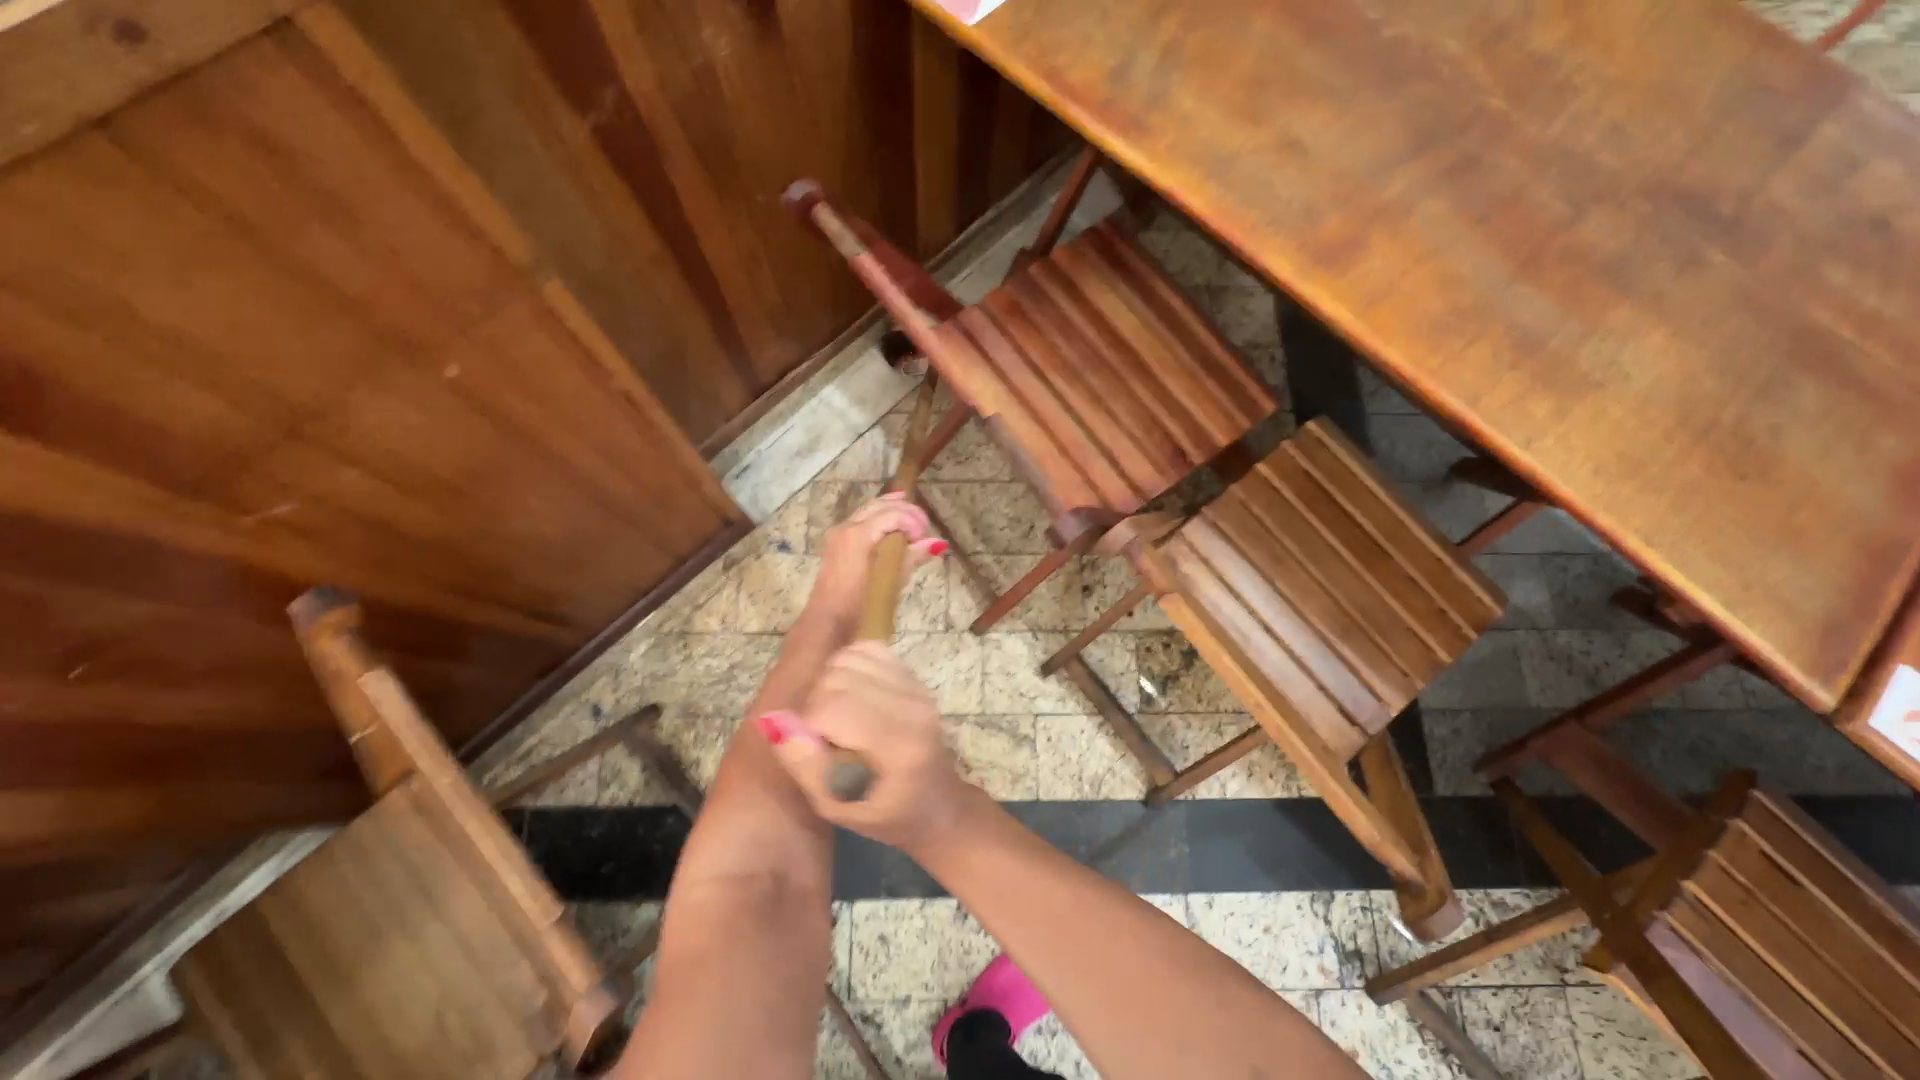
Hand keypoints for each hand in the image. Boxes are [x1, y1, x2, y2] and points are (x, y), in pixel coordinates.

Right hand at [754, 641, 974, 850]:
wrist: (935, 804)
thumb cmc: (885, 815)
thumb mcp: (837, 808)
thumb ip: (806, 765)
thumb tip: (774, 720)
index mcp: (897, 746)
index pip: (832, 707)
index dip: (808, 724)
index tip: (813, 747)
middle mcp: (912, 708)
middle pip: (838, 678)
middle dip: (816, 702)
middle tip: (823, 733)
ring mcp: (916, 689)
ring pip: (849, 658)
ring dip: (830, 682)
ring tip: (834, 714)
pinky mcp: (915, 678)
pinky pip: (868, 650)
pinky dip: (848, 665)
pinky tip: (849, 693)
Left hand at [805, 493, 945, 629]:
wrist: (825, 624)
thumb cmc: (859, 608)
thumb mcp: (889, 583)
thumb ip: (910, 558)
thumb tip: (936, 543)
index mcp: (858, 535)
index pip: (893, 514)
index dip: (913, 520)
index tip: (925, 536)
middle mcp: (846, 527)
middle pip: (880, 505)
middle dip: (905, 510)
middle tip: (925, 525)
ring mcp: (838, 533)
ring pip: (869, 510)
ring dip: (892, 511)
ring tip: (914, 522)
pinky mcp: (837, 542)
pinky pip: (862, 519)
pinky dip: (880, 518)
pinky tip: (893, 527)